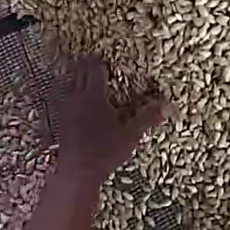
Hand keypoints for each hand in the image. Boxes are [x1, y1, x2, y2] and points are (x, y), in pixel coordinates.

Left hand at [54, 57, 163, 185]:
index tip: (105, 57)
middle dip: (87, 65)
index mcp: (94, 96)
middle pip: (80, 73)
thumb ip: (147, 117)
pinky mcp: (62, 121)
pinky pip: (67, 98)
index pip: (95, 70)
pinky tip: (78, 100)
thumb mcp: (131, 134)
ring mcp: (67, 110)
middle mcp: (77, 98)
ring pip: (71, 85)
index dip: (101, 62)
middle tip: (94, 59)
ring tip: (84, 73)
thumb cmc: (105, 151)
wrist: (77, 172)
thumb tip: (167, 106)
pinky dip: (73, 93)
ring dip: (78, 77)